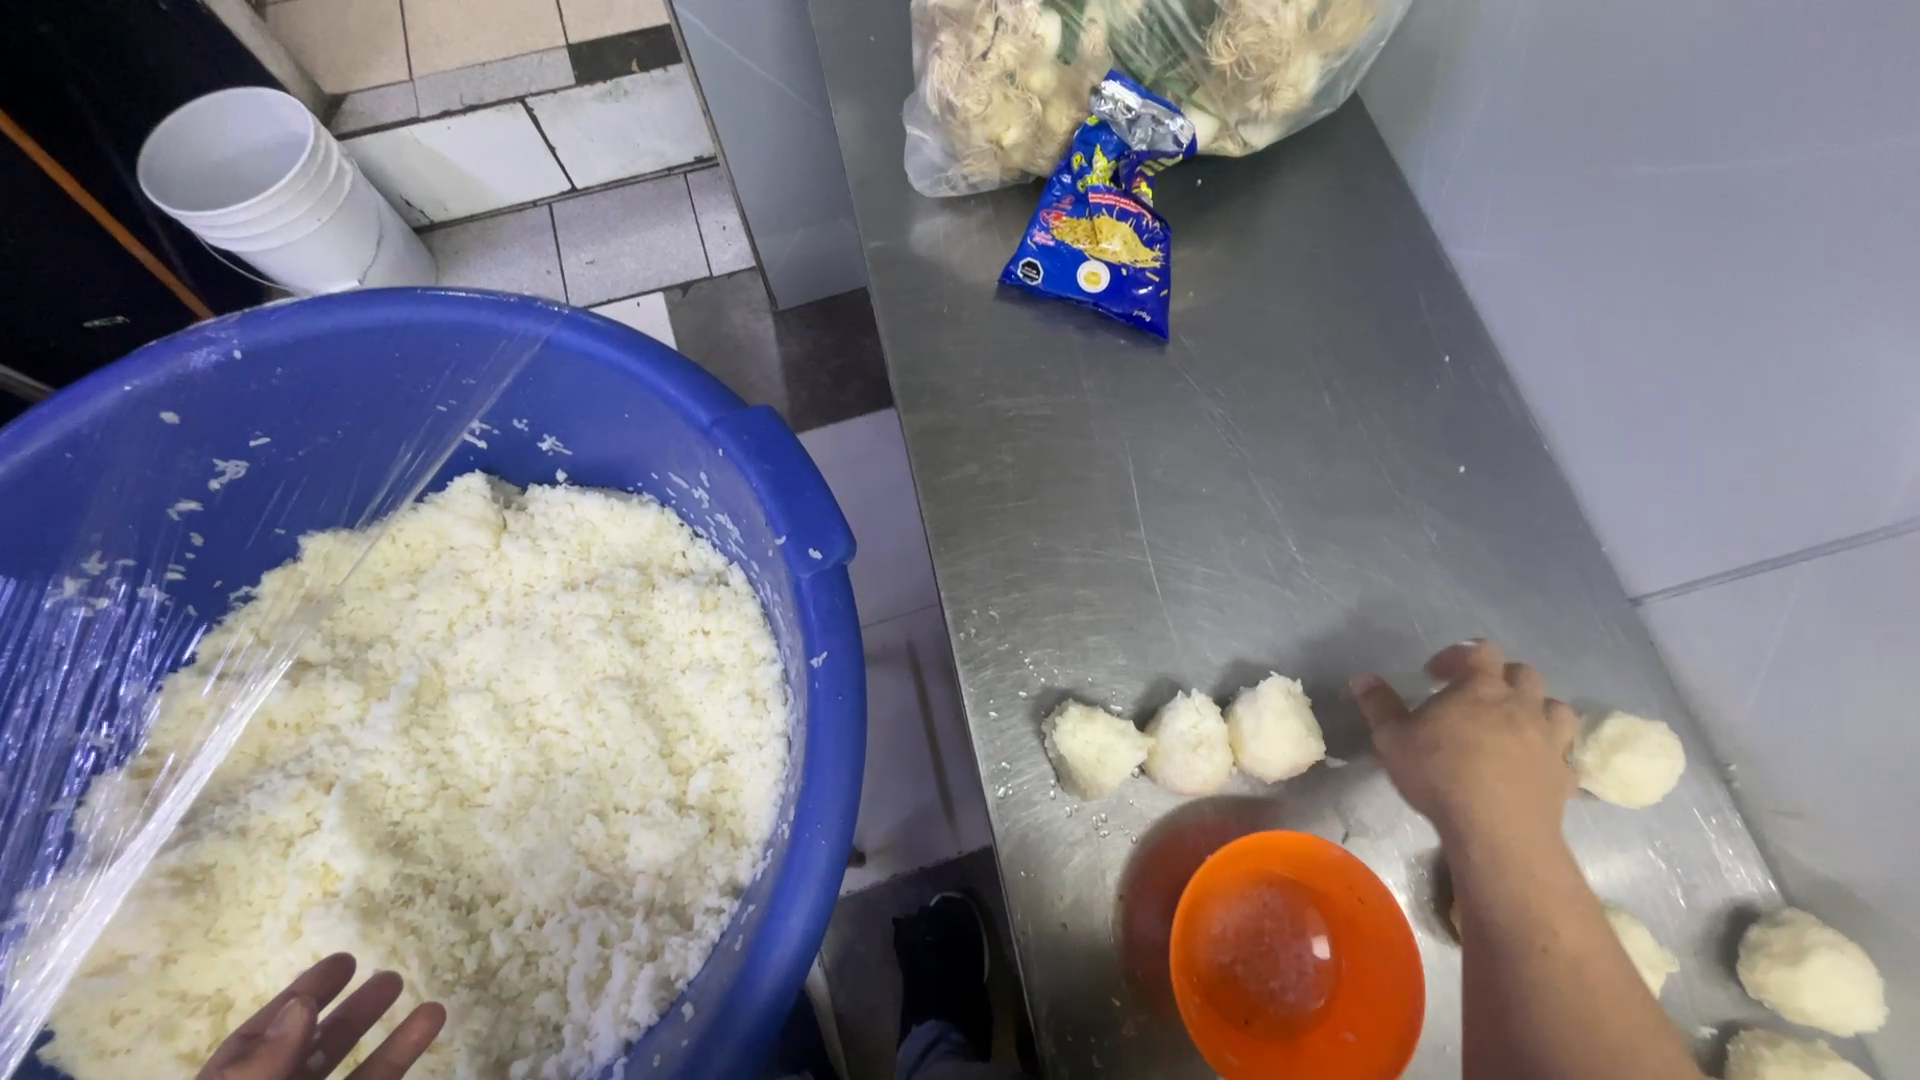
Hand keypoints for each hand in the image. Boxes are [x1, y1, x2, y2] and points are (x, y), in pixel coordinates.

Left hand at [196, 953, 445, 1079]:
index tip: (343, 962)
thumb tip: (303, 1003)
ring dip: (391, 1039)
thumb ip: (261, 1067)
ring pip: (352, 1075)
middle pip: (309, 1055)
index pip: (255, 1043)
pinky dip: (405, 1058)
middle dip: (348, 1013)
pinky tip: (432, 1024)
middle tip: (387, 972)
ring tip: (431, 1004)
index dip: (298, 999)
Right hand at [1349, 640, 1577, 845]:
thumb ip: (1379, 705)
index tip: (1434, 676)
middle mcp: (1521, 706)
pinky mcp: (1565, 775)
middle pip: (1523, 672)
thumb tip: (1362, 678)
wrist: (1497, 830)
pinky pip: (1565, 753)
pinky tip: (1532, 764)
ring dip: (1535, 709)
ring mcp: (1550, 740)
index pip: (1479, 650)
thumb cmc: (1439, 774)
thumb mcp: (1392, 738)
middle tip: (1473, 698)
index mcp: (1480, 689)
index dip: (1457, 655)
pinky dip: (1550, 752)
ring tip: (1511, 725)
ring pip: (1556, 707)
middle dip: (1498, 677)